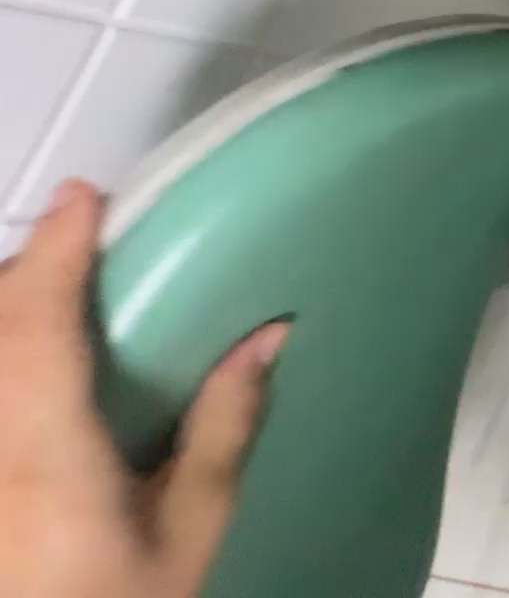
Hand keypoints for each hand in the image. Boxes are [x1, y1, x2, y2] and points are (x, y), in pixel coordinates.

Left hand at [0, 180, 288, 597]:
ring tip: (42, 286)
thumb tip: (268, 336)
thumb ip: (224, 427)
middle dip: (17, 274)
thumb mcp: (192, 525)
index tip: (82, 197)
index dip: (52, 258)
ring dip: (3, 312)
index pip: (33, 335)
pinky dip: (1, 351)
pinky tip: (26, 351)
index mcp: (41, 461)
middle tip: (71, 237)